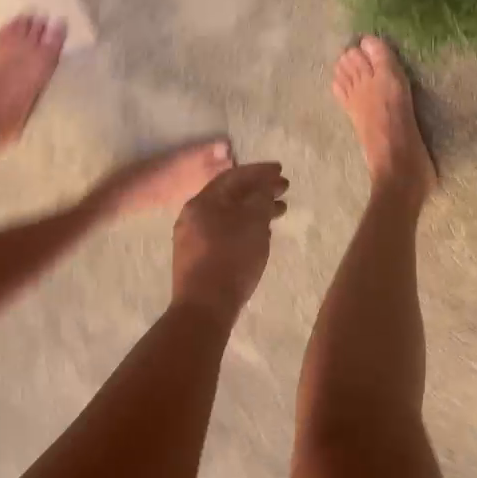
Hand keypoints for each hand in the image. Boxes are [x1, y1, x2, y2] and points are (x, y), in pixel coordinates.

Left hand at [170, 161, 287, 323]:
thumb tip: (264, 187)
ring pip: (228, 214)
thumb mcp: (254, 222)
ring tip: (279, 211)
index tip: (281, 170)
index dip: (259, 171)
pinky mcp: (197, 257)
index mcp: (203, 202)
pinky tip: (261, 232)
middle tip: (283, 188)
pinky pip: (224, 230)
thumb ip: (261, 198)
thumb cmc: (232, 257)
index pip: (234, 176)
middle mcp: (193, 215)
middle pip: (230, 195)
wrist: (204, 307)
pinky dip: (244, 225)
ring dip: (254, 209)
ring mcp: (192, 238)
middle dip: (258, 190)